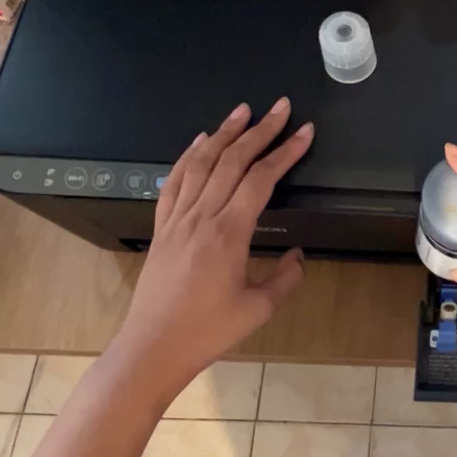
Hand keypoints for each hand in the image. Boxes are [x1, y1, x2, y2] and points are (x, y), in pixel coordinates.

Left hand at [119, 98, 313, 377]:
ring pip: (201, 163)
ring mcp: (177, 219)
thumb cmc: (208, 331)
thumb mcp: (259, 308)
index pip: (261, 179)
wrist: (153, 348)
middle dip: (260, 130)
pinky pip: (174, 182)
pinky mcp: (162, 227)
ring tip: (242, 111)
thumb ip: (286, 278)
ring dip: (224, 133)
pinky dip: (188, 156)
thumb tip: (299, 255)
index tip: (303, 132)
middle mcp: (201, 217)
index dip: (285, 151)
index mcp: (229, 234)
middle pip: (232, 161)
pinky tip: (200, 142)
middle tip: (280, 107)